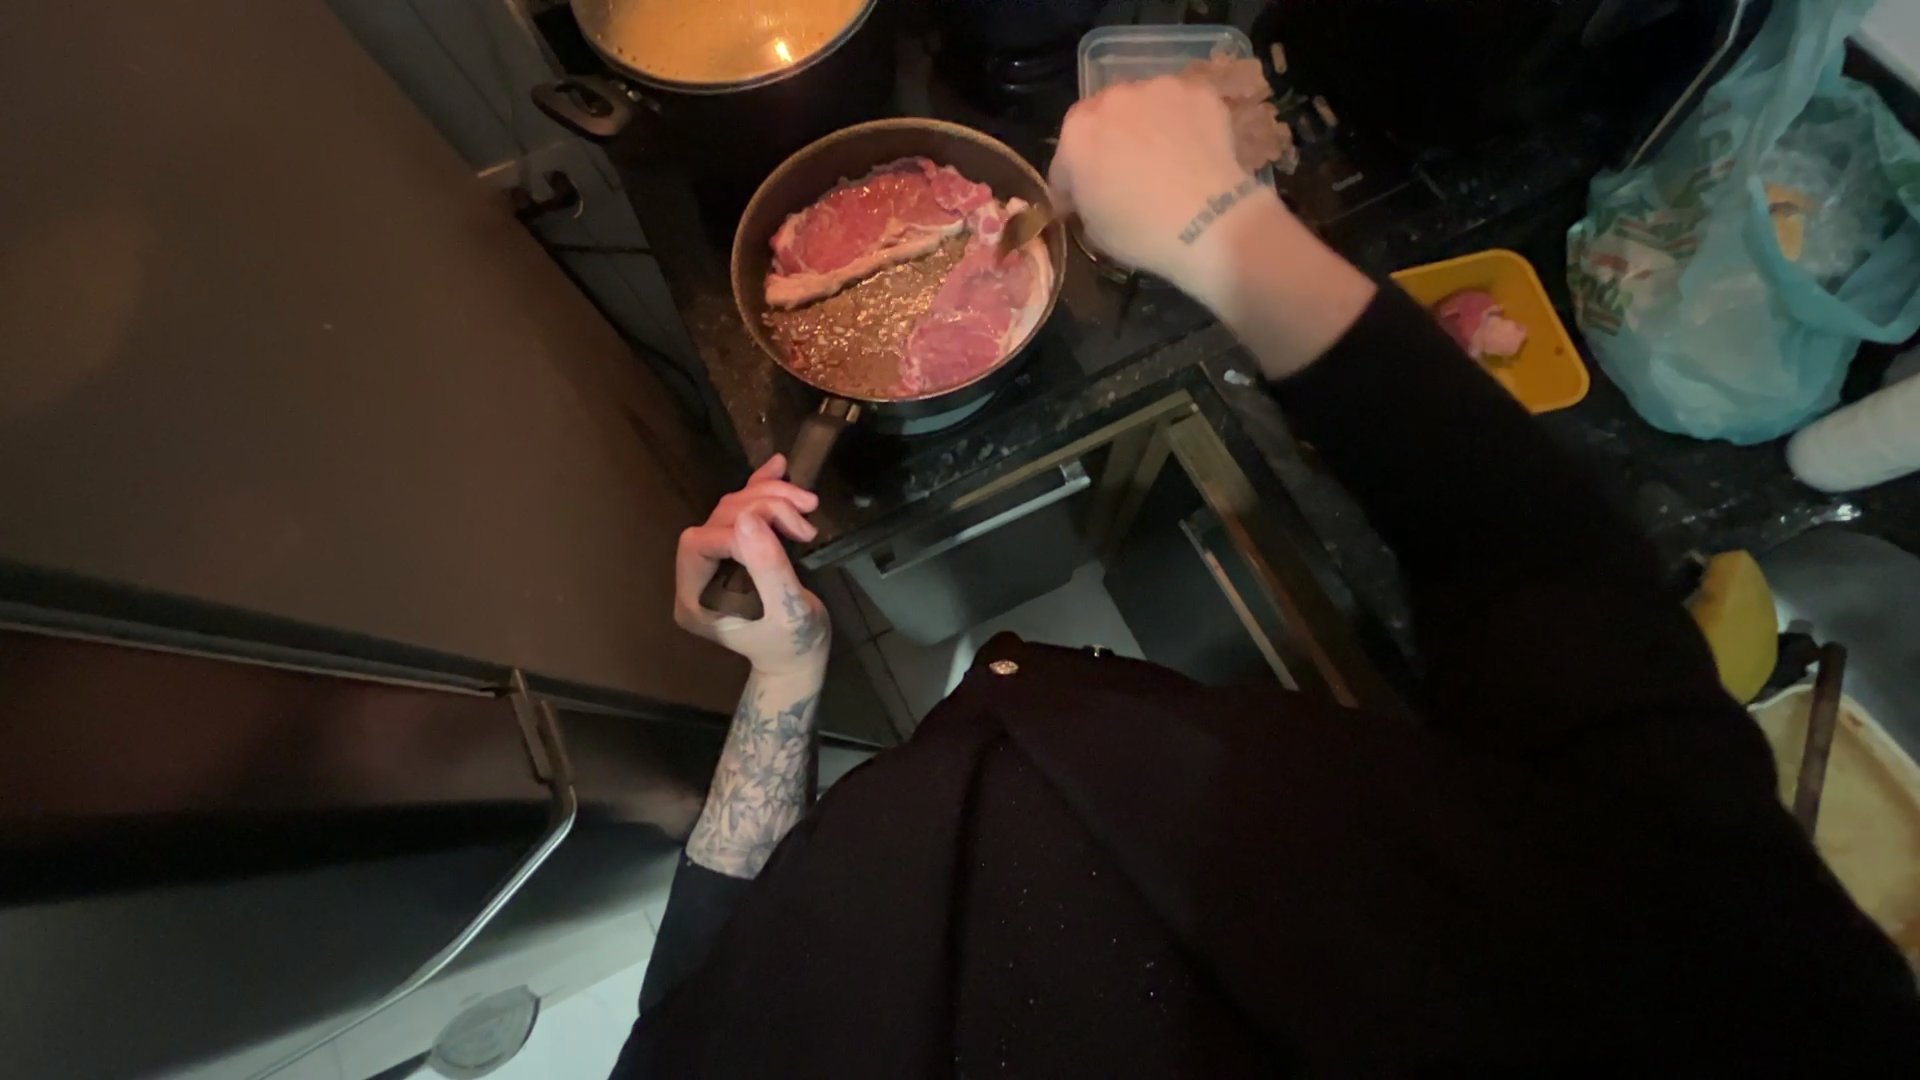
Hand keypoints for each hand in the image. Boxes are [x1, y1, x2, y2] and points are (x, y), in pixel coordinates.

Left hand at [674, 455, 830, 676]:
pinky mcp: (735, 550)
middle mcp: (695, 577)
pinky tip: (780, 468)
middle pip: (717, 519)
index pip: (702, 544)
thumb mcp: (790, 612)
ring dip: (771, 498)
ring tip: (808, 505)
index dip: (742, 530)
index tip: (788, 536)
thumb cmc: (795, 644)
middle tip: (807, 516)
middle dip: (764, 507)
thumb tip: (748, 518)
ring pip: (732, 509)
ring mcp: (714, 562)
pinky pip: (742, 511)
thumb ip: (768, 568)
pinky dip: (762, 489)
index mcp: (695, 599)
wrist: (803, 658)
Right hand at [1049, 75, 1287, 301]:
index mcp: (1076, 135)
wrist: (1207, 223)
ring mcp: (1158, 88)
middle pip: (1100, 122)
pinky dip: (1178, 124)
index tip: (1081, 206)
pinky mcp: (1198, 91)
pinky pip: (1178, 107)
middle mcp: (1112, 99)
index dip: (1070, 187)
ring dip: (1142, 128)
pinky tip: (1188, 152)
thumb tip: (1089, 193)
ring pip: (1141, 107)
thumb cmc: (1140, 232)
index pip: (1063, 162)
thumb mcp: (1092, 229)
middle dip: (1105, 146)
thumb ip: (1082, 199)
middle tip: (1122, 178)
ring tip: (1160, 160)